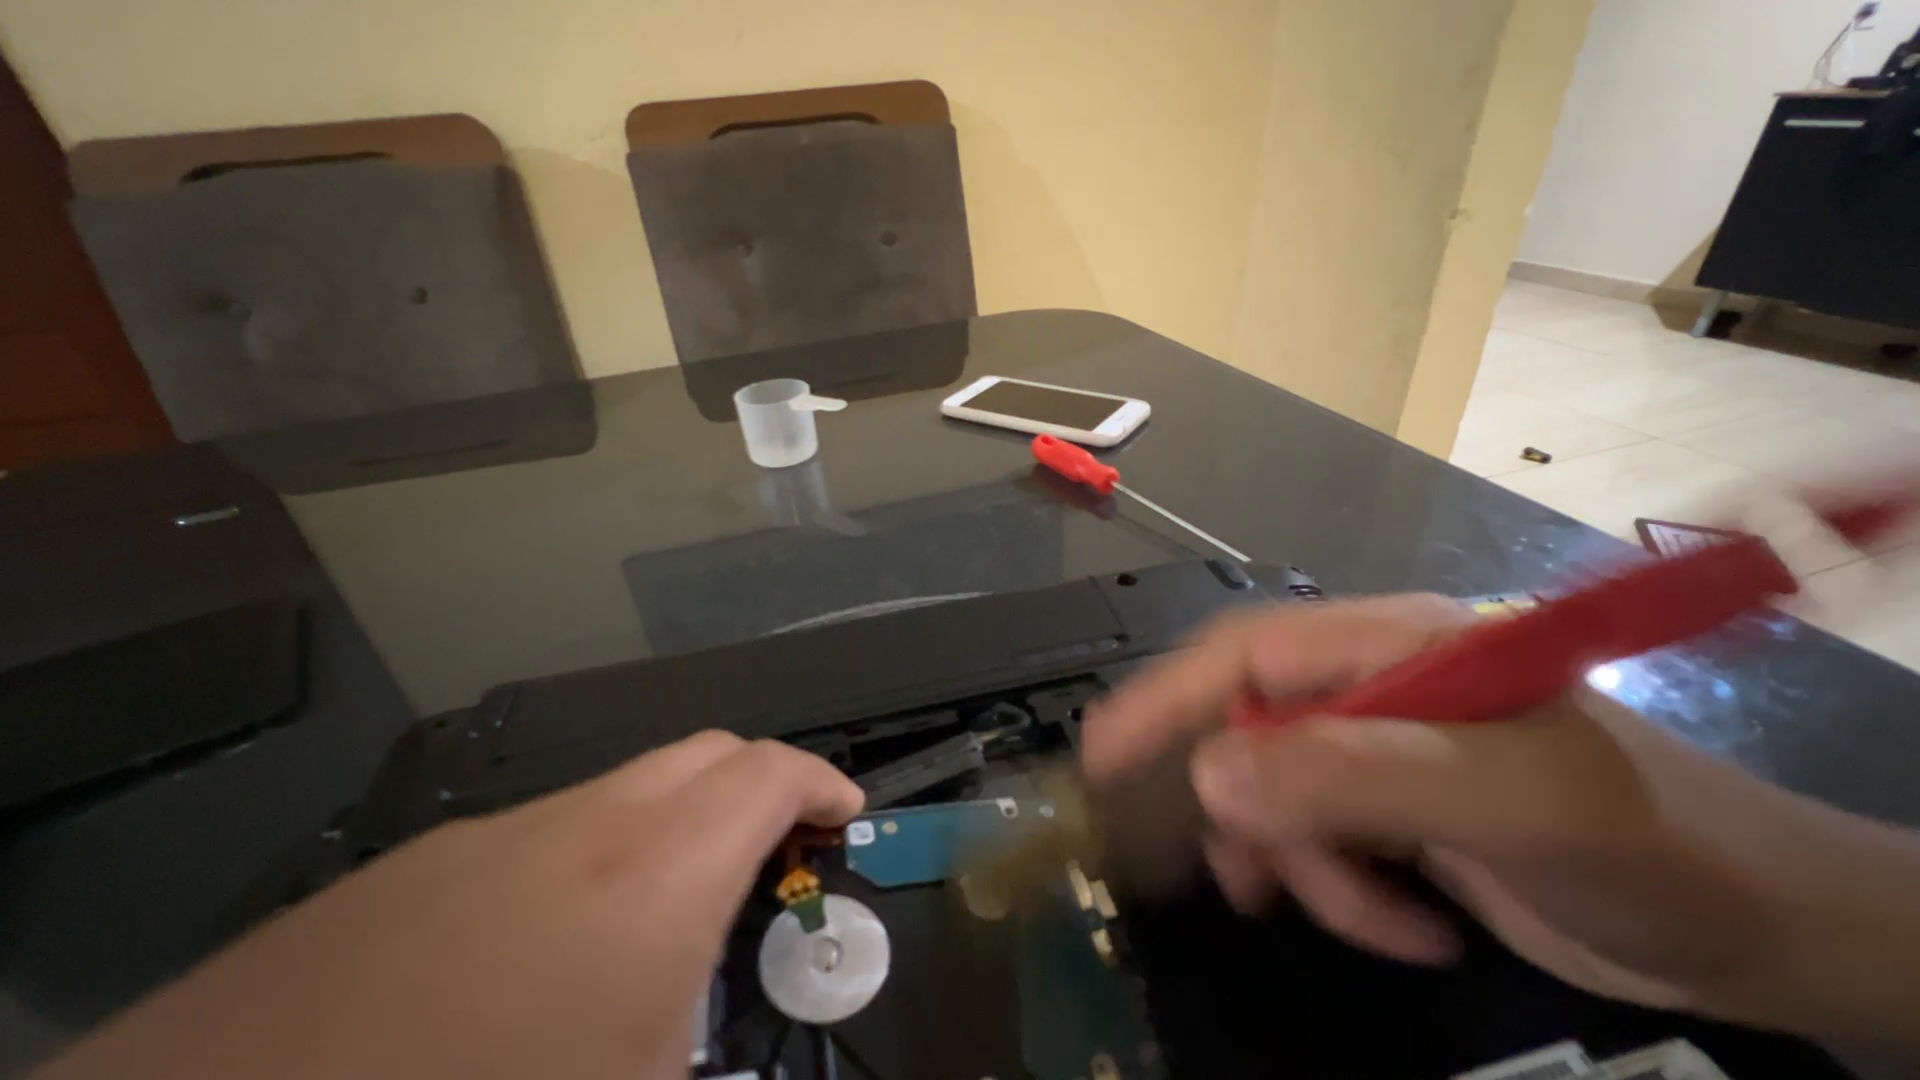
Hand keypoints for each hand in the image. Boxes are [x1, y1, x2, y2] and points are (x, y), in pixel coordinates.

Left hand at [37, 732, 863, 1079]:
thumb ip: (704, 1035)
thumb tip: (707, 1018)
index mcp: (651, 877)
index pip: (767, 774)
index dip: (821, 783)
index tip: (845, 815)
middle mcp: (573, 830)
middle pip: (698, 756)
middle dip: (756, 788)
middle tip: (778, 855)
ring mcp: (478, 843)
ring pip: (612, 794)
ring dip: (666, 828)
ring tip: (665, 921)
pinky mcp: (398, 878)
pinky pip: (529, 837)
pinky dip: (583, 861)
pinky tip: (543, 957)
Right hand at [1083, 596, 1919, 1056]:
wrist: (1762, 929)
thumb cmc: (1646, 841)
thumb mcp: (1510, 802)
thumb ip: (1360, 778)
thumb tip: (1210, 778)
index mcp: (1396, 647)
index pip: (1246, 654)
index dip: (1163, 697)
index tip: (1097, 754)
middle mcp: (1376, 687)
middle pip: (1251, 730)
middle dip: (1247, 812)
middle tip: (1242, 884)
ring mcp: (1384, 751)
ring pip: (1278, 800)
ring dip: (1304, 868)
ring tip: (1367, 919)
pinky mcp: (1396, 813)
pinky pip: (1320, 845)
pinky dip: (1345, 895)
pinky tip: (1414, 928)